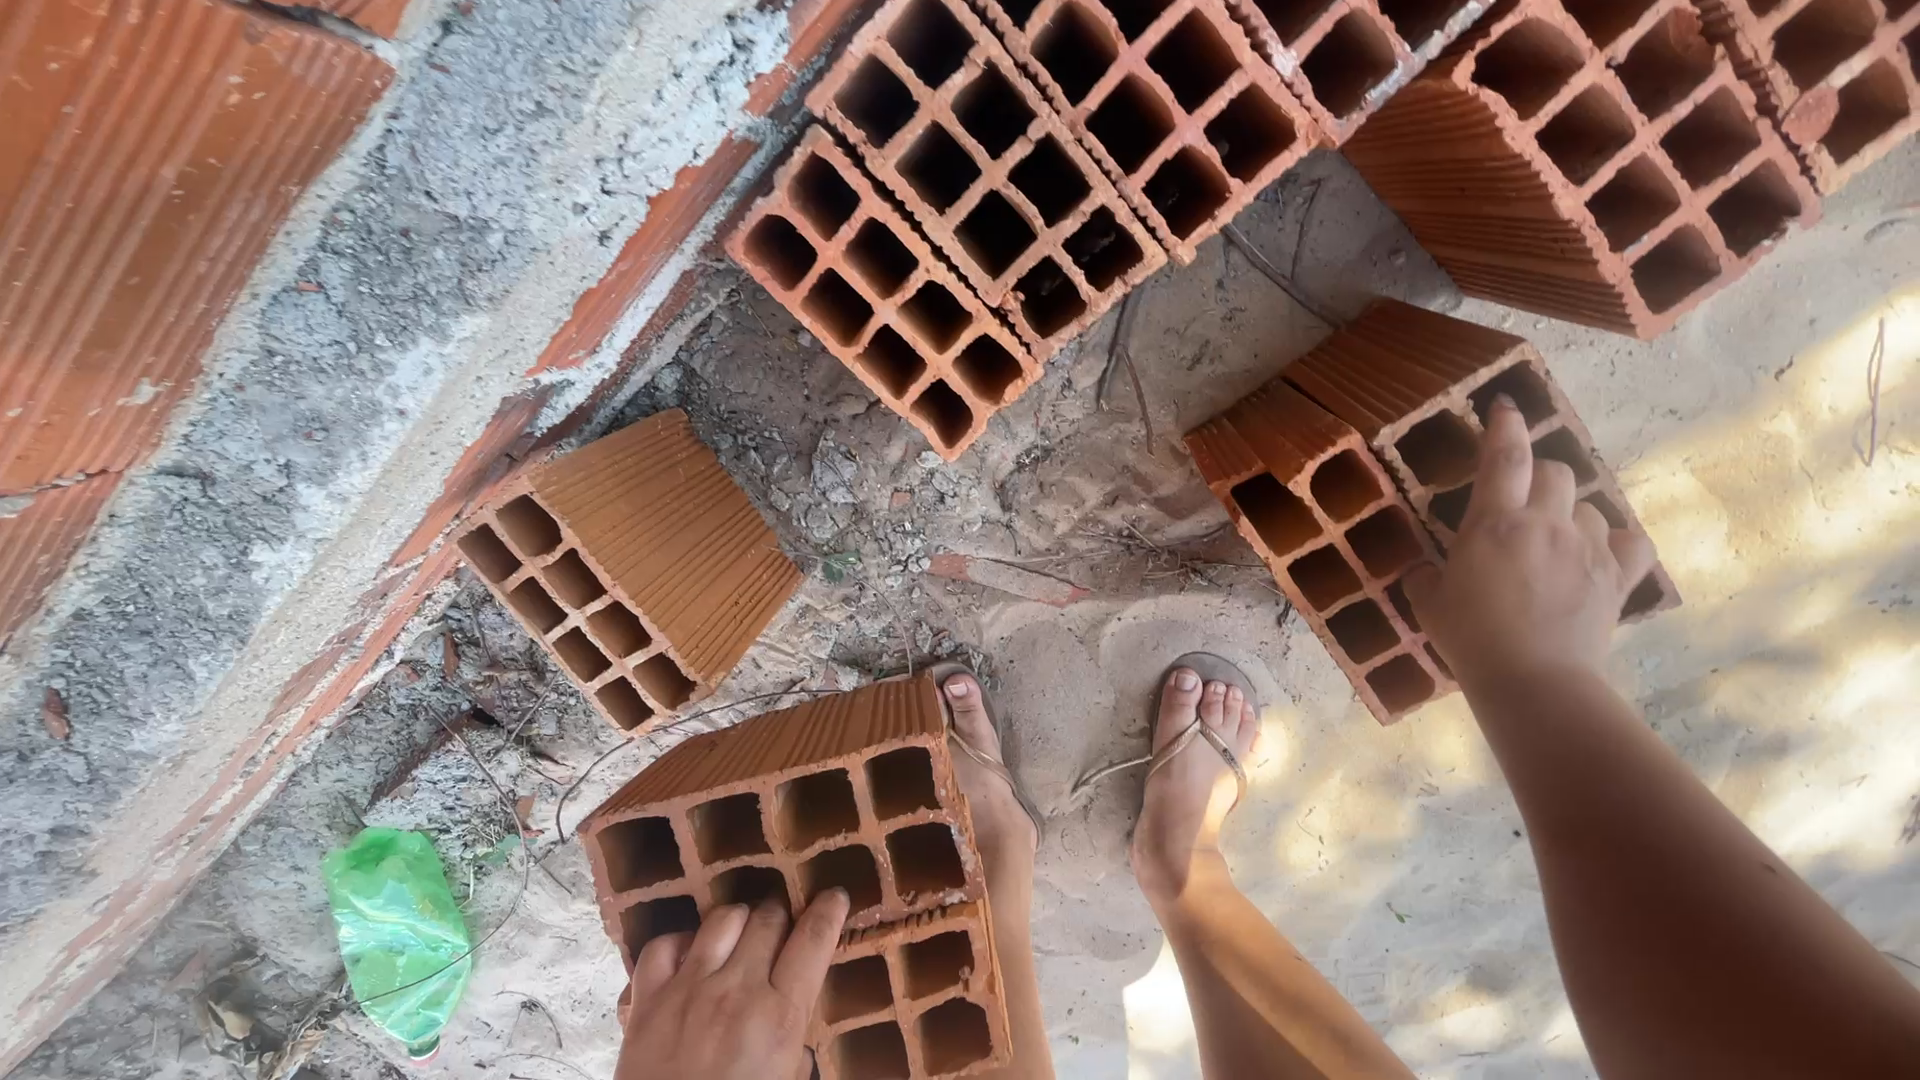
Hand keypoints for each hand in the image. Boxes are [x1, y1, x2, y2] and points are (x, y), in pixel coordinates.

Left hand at [613, 890, 850, 1079]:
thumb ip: (796, 1051)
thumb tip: (797, 1031)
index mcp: (781, 1017)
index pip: (814, 938)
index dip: (829, 909)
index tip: (834, 896)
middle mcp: (738, 990)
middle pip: (769, 917)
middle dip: (781, 915)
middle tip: (782, 929)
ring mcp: (689, 990)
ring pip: (723, 918)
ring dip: (739, 921)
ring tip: (741, 937)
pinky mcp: (647, 1001)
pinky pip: (664, 944)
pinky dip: (680, 943)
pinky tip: (690, 956)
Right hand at [1404, 395, 1654, 688]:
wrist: (1533, 679)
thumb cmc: (1469, 636)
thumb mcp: (1428, 601)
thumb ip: (1425, 573)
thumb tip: (1425, 568)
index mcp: (1494, 524)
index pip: (1503, 456)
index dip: (1503, 425)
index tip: (1504, 404)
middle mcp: (1545, 523)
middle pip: (1555, 470)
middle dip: (1538, 472)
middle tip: (1519, 493)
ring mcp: (1588, 549)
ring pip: (1591, 505)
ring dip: (1571, 510)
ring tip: (1553, 534)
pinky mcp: (1617, 577)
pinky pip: (1629, 541)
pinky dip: (1615, 540)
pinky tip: (1601, 551)